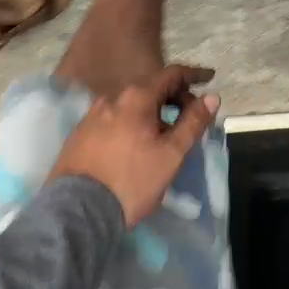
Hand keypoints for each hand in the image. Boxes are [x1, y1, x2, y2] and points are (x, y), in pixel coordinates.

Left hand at [50, 64, 220, 226]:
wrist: (75, 214)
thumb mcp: (171, 155)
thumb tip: (212, 97)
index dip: (194, 75)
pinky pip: (112, 119)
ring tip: (162, 133)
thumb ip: (193, 122)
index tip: (210, 78)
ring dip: (151, 111)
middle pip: (150, 88)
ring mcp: (91, 116)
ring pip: (130, 105)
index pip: (172, 74)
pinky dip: (130, 122)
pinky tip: (133, 143)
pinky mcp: (78, 135)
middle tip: (189, 115)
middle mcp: (112, 98)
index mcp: (137, 97)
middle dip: (173, 97)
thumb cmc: (131, 182)